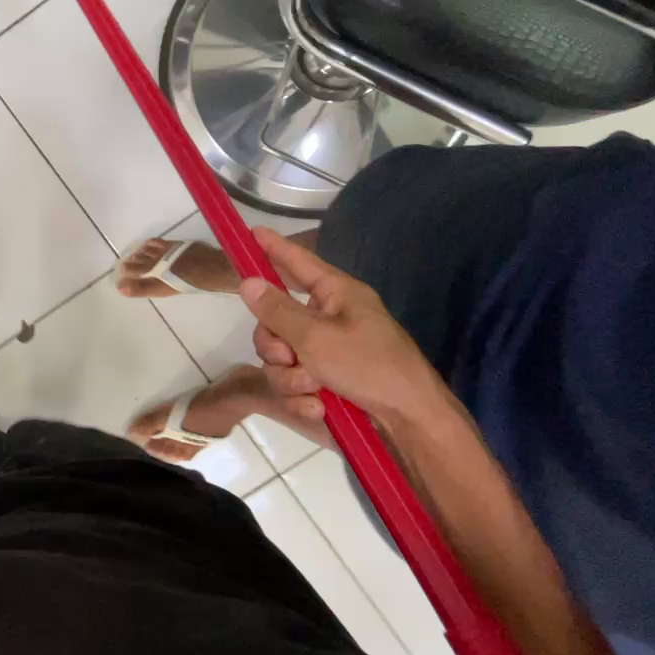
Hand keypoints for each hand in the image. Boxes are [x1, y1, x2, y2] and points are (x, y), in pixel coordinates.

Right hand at [237, 229, 447, 426]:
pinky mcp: (322, 381)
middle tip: (290, 358)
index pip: (299, 264)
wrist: (406, 422)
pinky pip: (290, 383)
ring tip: (314, 388)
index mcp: (336, 296)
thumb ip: (277, 311)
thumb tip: (248, 281)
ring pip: (278, 358)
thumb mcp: (316, 337)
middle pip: (273, 322)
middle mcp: (328, 319)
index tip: (251, 232)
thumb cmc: (370, 367)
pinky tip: (319, 408)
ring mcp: (325, 352)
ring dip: (290, 377)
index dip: (274, 249)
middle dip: (275, 347)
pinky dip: (300, 397)